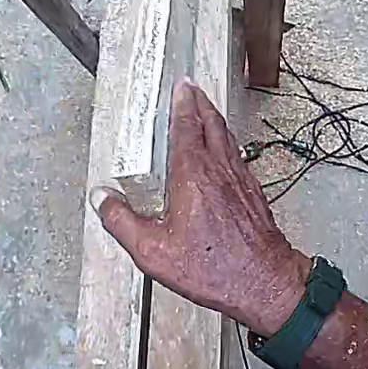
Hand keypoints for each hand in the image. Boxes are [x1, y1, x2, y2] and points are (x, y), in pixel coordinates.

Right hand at [93, 78, 309, 336]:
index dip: (182, 104)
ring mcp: (241, 180)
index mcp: (193, 176)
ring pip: (228, 139)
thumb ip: (123, 222)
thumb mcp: (153, 252)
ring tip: (206, 112)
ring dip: (215, 120)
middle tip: (193, 89)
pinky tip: (225, 152)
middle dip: (201, 103)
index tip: (180, 87)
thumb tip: (103, 199)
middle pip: (212, 124)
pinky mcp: (254, 194)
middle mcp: (220, 171)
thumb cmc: (214, 268)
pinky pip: (238, 157)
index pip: (186, 127)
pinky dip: (228, 143)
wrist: (264, 281)